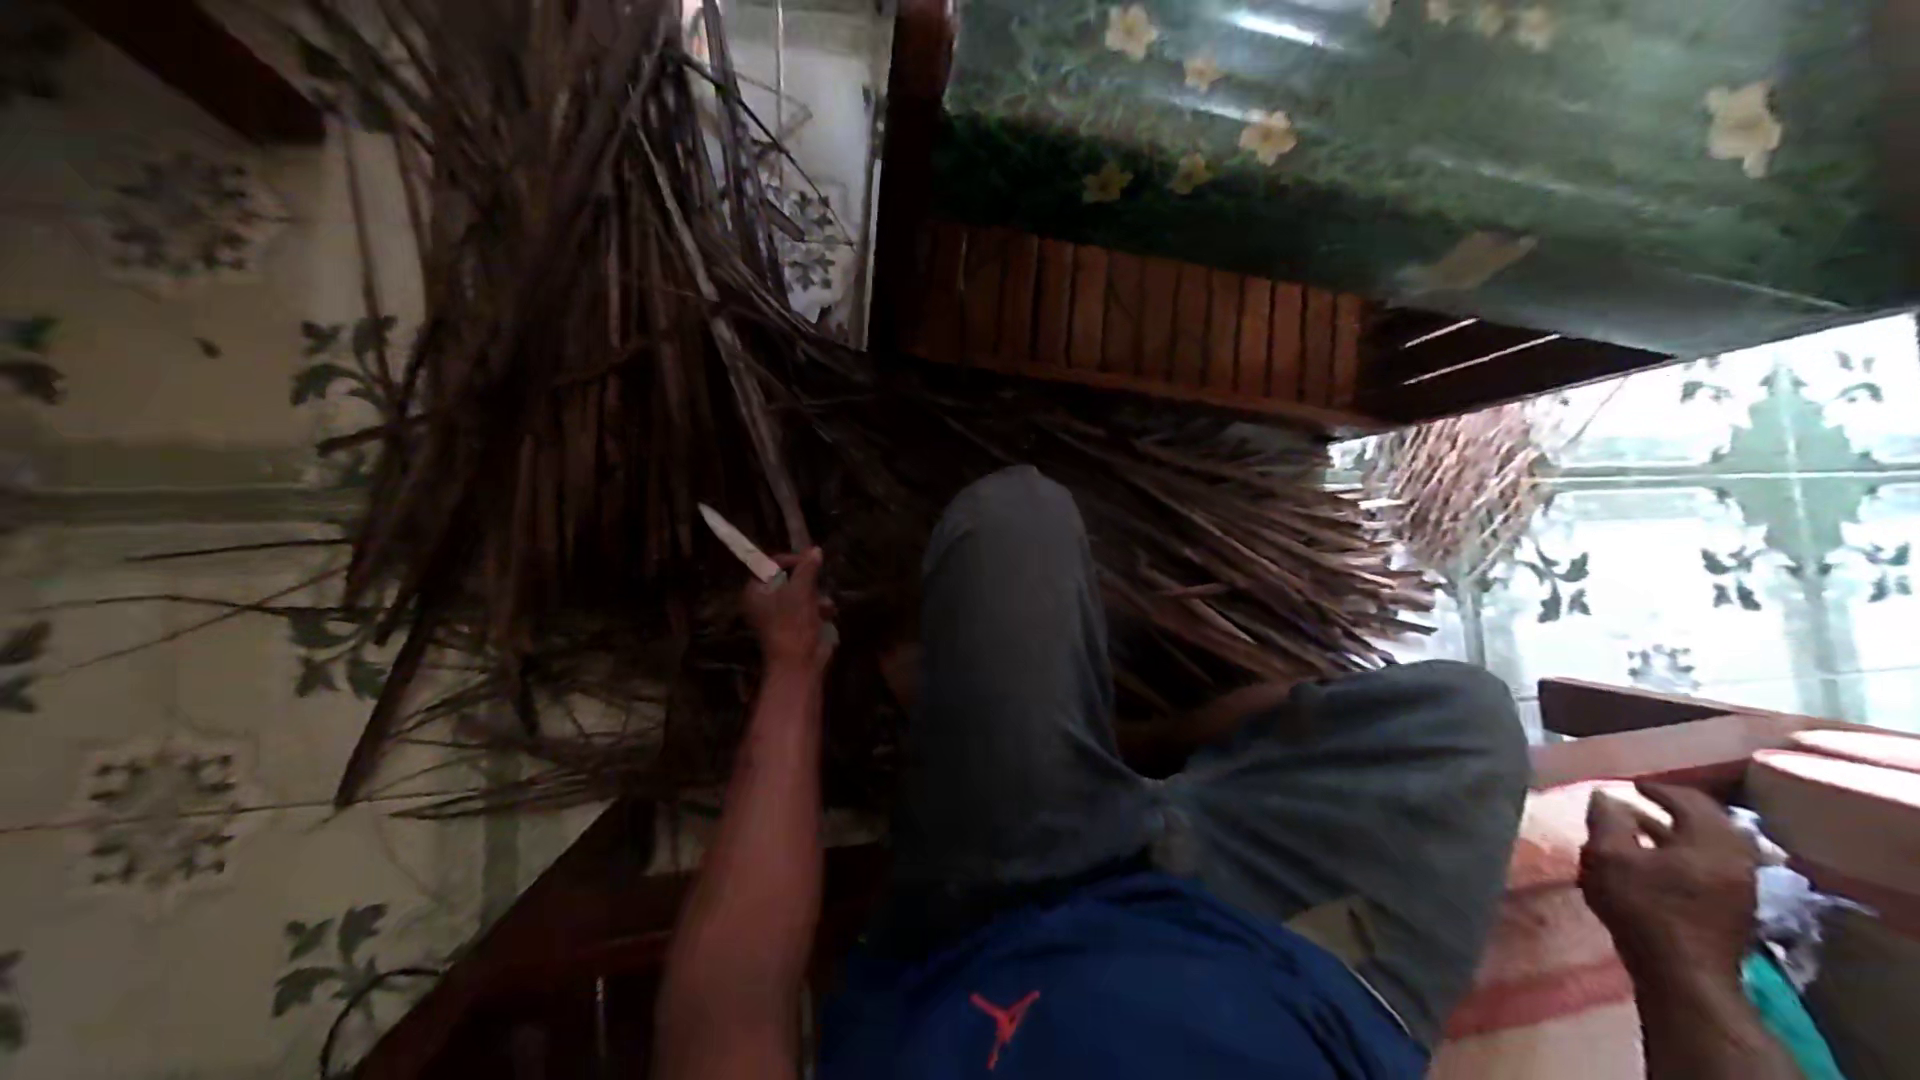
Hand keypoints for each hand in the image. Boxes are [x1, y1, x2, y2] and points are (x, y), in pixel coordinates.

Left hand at [742, 548, 834, 670]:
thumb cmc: (792, 624)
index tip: (810, 560)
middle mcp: (763, 602)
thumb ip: (807, 568)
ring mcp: (780, 615)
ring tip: (824, 604)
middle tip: (818, 579)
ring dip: (816, 596)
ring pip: (801, 593)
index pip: (770, 565)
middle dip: (807, 581)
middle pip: (787, 578)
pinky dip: (818, 608)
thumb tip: (815, 549)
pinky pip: (808, 608)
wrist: (800, 663)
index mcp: (755, 592)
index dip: (791, 560)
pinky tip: (827, 612)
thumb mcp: (800, 590)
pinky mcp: (795, 626)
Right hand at [1578, 782, 1757, 982]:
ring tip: (1643, 828)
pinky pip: (1713, 864)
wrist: (1681, 973)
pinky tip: (1657, 858)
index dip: (1661, 788)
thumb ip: (1607, 820)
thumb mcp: (1608, 856)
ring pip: (1713, 846)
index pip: (1693, 801)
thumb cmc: (1642, 906)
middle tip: (1644, 801)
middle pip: (1712, 822)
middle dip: (1677, 808)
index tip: (1634, 784)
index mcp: (1711, 843)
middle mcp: (1736, 860)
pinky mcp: (1734, 907)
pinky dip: (1686, 851)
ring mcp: (1740, 887)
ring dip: (1681, 831)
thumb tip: (1606, 796)